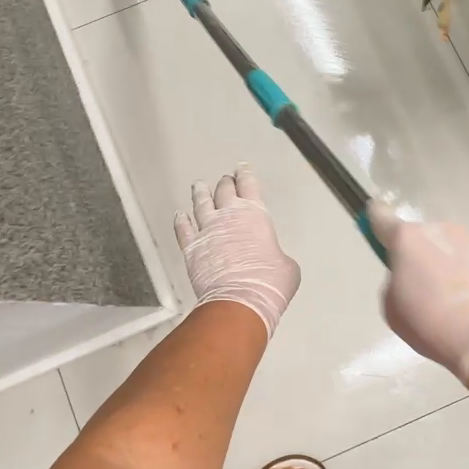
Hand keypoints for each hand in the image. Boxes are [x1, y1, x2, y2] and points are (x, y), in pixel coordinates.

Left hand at [175, 165, 300, 337]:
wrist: (240, 301)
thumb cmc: (269, 283)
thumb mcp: (287, 267)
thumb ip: (277, 254)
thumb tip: (273, 260)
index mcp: (255, 215)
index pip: (249, 186)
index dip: (246, 175)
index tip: (242, 168)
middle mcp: (229, 217)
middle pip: (224, 191)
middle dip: (225, 183)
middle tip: (225, 179)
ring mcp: (207, 231)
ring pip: (201, 204)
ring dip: (200, 193)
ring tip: (199, 185)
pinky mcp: (192, 249)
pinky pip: (183, 230)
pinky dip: (181, 221)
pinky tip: (180, 216)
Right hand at [367, 201, 468, 383]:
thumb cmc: (427, 320)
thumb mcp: (392, 306)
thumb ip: (395, 283)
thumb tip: (410, 278)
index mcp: (406, 238)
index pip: (381, 216)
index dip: (376, 219)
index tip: (376, 222)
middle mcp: (440, 230)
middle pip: (423, 237)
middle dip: (421, 255)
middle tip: (423, 287)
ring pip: (453, 248)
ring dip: (450, 265)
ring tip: (454, 302)